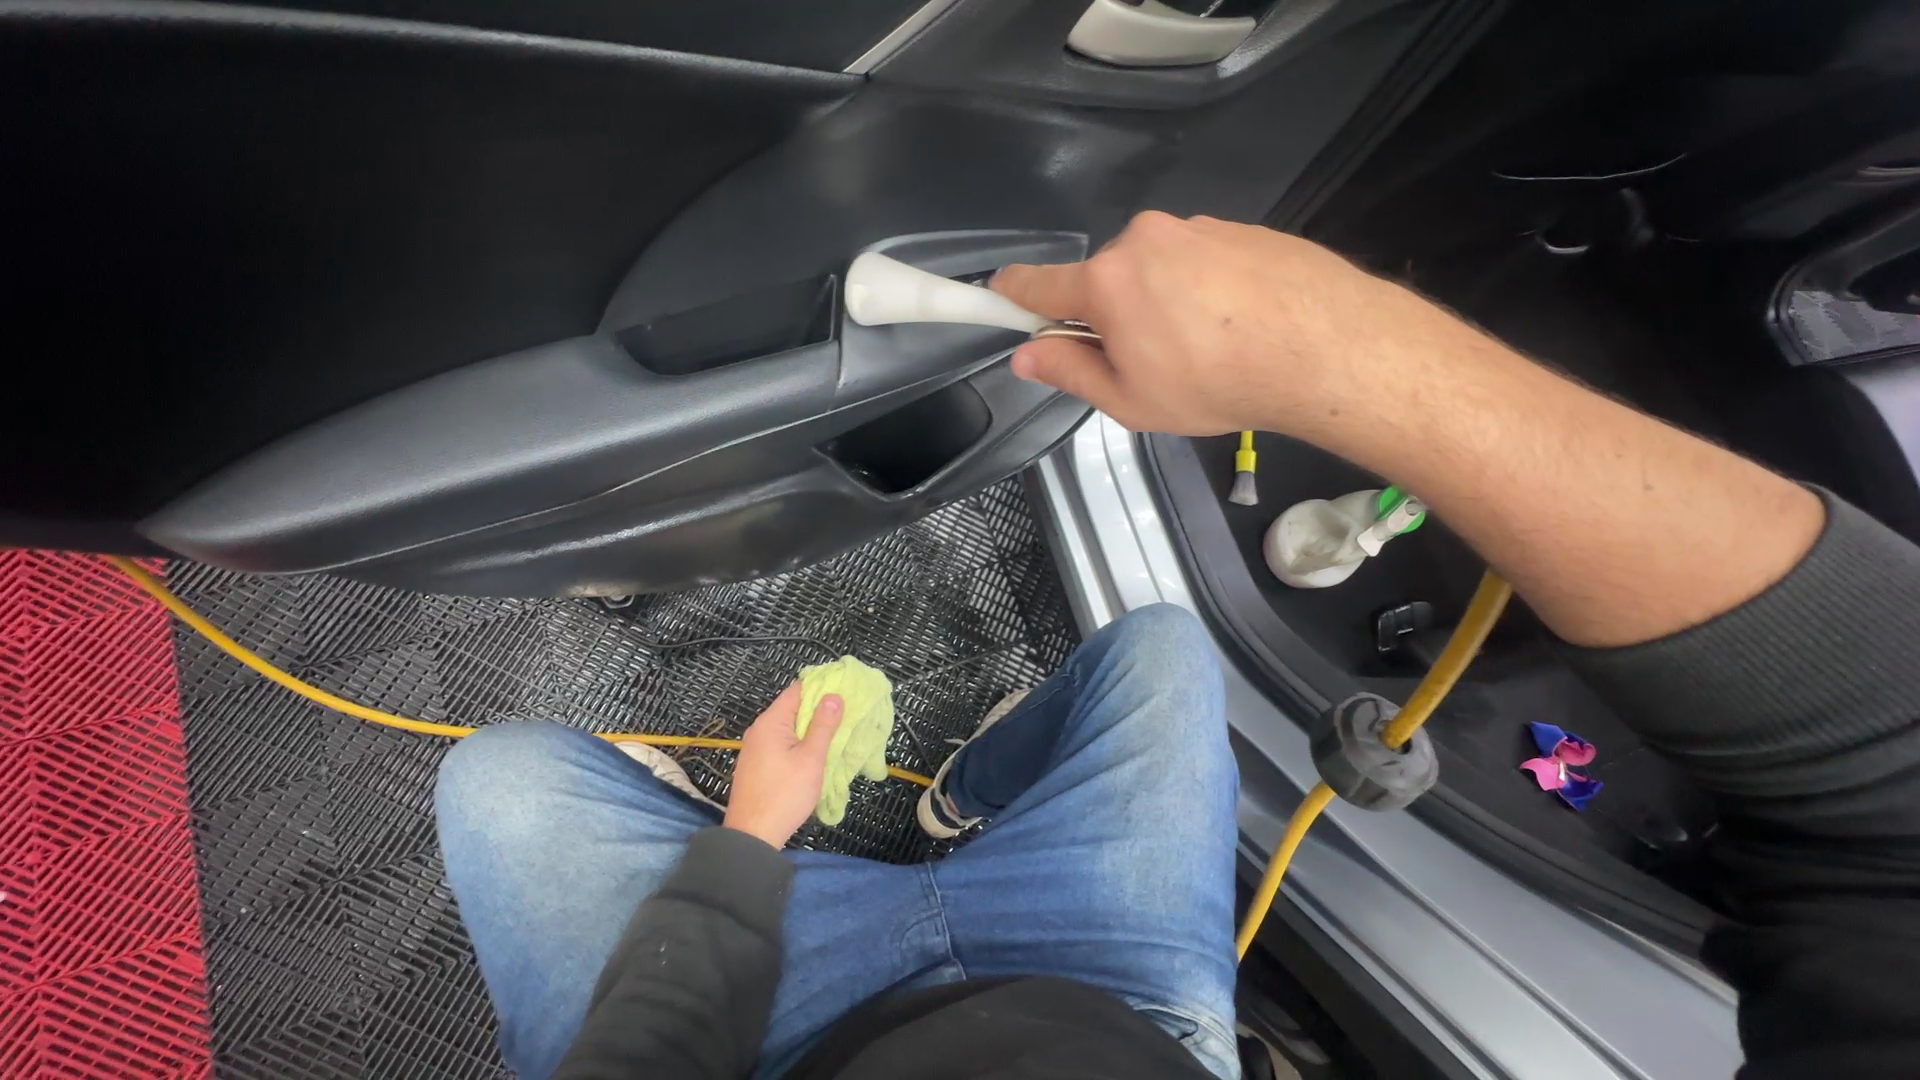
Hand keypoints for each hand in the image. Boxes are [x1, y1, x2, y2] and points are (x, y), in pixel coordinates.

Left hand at [723, 683, 843, 848]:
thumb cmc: (785, 794)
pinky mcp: (757, 765)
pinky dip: (798, 742)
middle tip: (847, 711)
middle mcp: (759, 730)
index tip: (845, 689)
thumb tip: (833, 696)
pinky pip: (781, 743)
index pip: (797, 691)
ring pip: (788, 728)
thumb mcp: (811, 758)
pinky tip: (815, 752)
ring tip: (837, 731)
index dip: (821, 687)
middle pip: (792, 708)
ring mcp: (755, 749)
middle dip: (819, 708)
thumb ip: (823, 725)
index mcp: (771, 722)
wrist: (753, 836)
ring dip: (810, 728)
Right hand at [991, 211, 1471, 445]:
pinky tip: (1233, 325)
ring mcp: (1194, 227)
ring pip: (1153, 269)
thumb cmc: (1213, 384)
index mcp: (1106, 281)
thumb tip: (1026, 357)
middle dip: (1108, 314)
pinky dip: (1200, 290)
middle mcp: (1143, 239)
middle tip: (1143, 361)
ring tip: (1202, 347)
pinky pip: (1197, 260)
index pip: (1036, 283)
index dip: (1012, 296)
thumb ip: (1070, 373)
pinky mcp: (1237, 227)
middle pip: (1101, 278)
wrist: (1324, 348)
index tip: (999, 299)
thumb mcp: (1130, 399)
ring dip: (1157, 301)